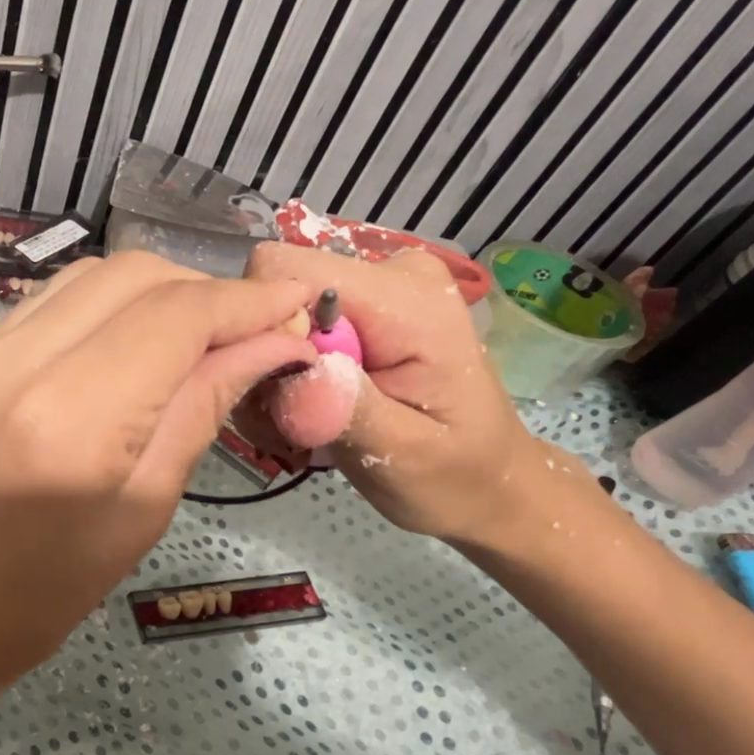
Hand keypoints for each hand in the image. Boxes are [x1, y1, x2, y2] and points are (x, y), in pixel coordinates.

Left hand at [0, 251, 317, 687]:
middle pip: (135, 276)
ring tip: (205, 336)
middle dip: (208, 291)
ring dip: (160, 291)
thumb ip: (203, 409)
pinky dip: (110, 304)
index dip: (248, 302)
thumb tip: (273, 345)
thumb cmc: (45, 592)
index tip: (302, 306)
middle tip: (257, 331)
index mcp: (70, 417)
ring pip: (94, 276)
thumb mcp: (143, 511)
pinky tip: (140, 340)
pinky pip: (55, 300)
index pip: (176, 316)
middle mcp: (20, 362)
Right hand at [230, 243, 554, 540]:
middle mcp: (387, 274)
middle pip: (271, 290)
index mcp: (406, 299)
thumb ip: (345, 404)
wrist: (490, 484)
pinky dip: (284, 374)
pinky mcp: (358, 307)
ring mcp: (372, 288)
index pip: (283, 270)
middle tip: (288, 421)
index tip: (278, 389)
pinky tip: (309, 410)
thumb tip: (282, 362)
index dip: (263, 328)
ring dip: (270, 376)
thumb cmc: (455, 475)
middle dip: (263, 358)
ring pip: (272, 312)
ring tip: (302, 423)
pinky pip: (289, 325)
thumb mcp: (402, 454)